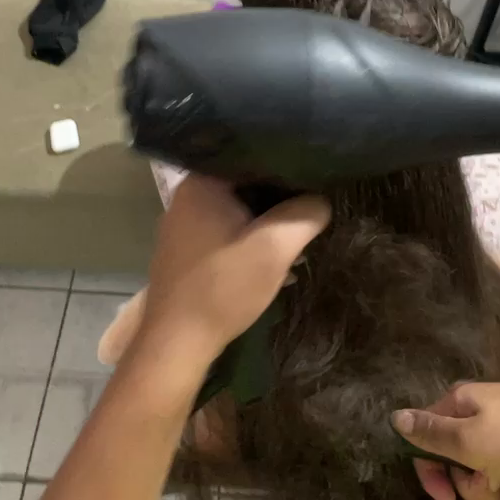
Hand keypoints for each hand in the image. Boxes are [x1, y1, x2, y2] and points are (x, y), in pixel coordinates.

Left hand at [137, 175, 330, 365]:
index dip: (288, 165)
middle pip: (247, 182)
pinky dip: (249, 235)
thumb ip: (304, 214)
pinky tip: (271, 252)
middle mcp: (188, 194)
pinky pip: (226, 227)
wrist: (177, 344)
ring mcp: (184, 222)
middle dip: (279, 196)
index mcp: (203, 182)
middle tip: (312, 204)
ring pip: (238, 206)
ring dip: (266, 219)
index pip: (254, 155)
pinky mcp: (187, 248)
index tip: (316, 176)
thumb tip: (322, 200)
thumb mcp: (274, 249)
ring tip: (298, 229)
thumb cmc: (222, 288)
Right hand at [393, 383, 499, 499]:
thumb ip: (431, 434)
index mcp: (461, 406)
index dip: (433, 474)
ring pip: (492, 482)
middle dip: (481, 486)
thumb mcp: (470, 440)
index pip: (428, 442)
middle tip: (498, 478)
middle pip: (461, 469)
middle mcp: (481, 417)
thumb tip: (394, 418)